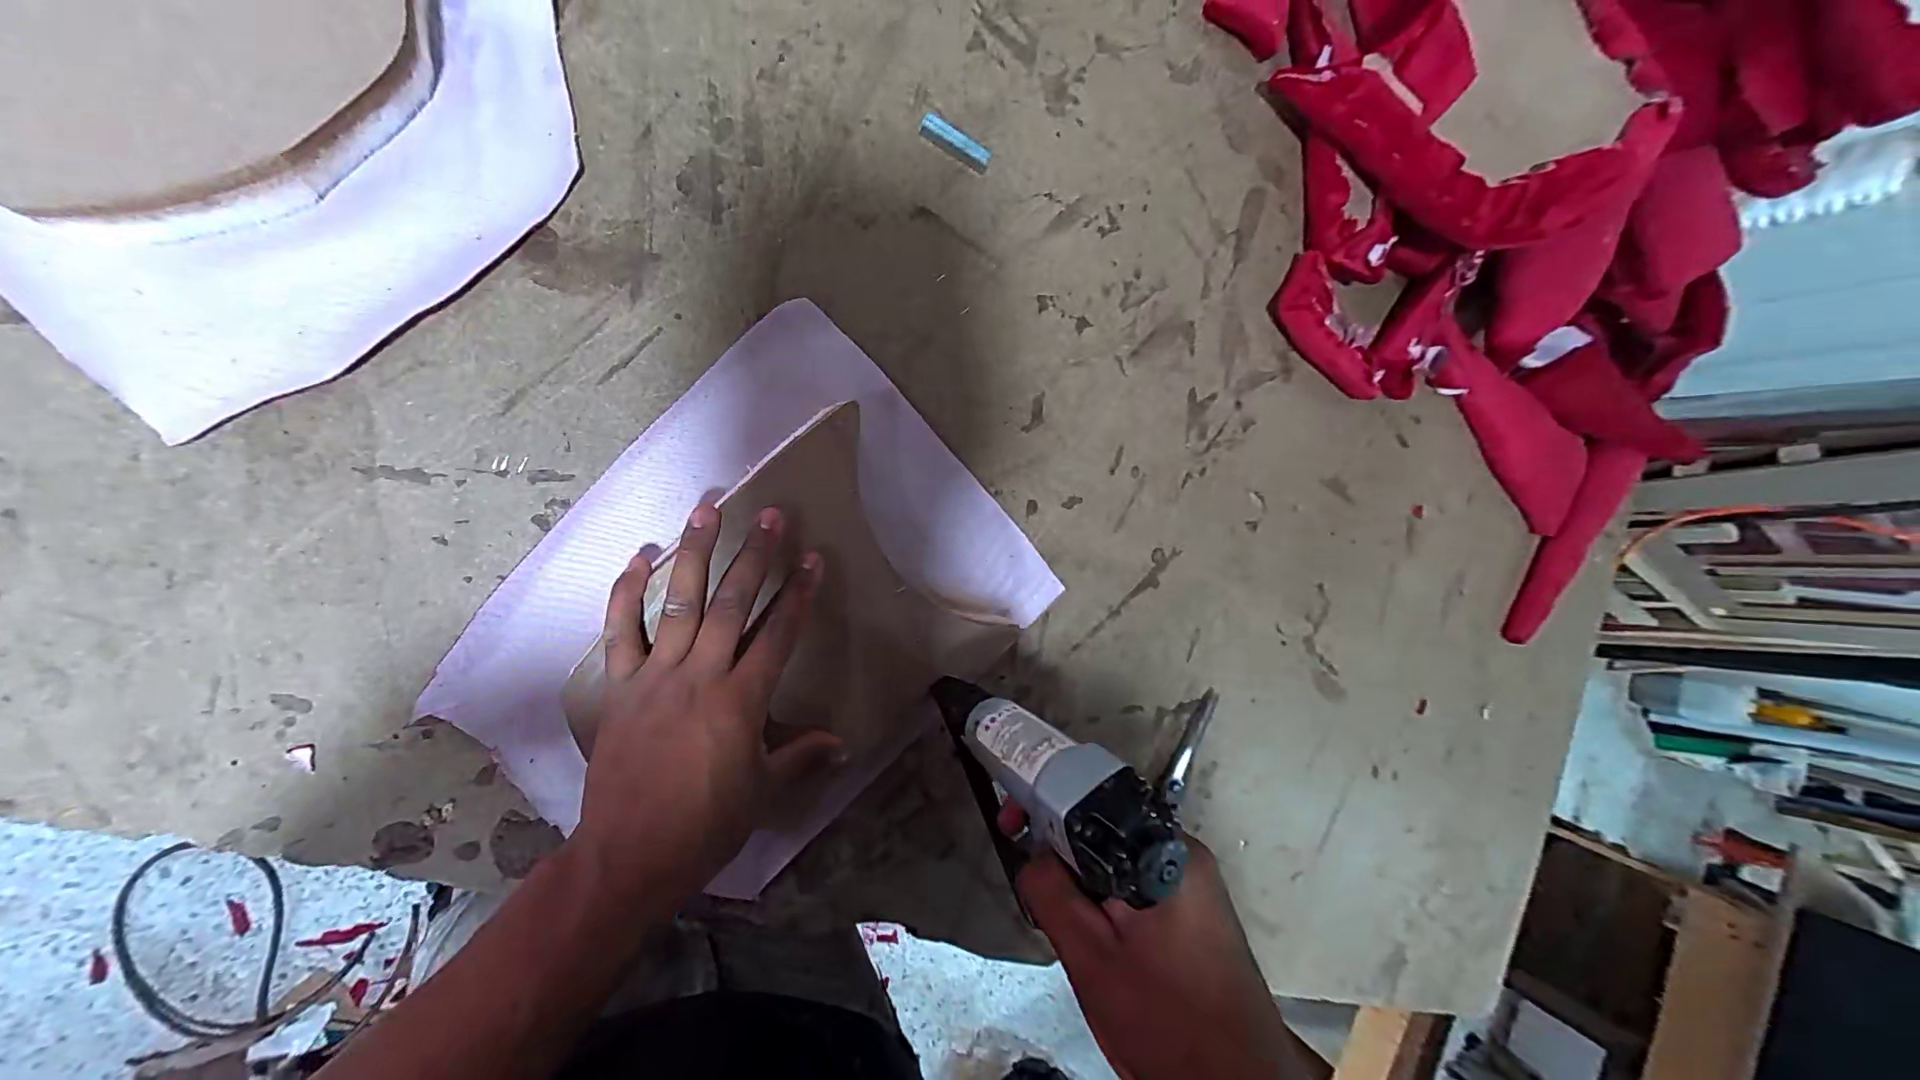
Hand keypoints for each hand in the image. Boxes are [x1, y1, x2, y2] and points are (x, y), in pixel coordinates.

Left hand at [571, 503, 845, 900]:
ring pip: (678, 602)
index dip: (799, 594)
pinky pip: (620, 631)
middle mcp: (700, 675)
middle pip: (732, 603)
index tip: (813, 559)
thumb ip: (800, 755)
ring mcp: (655, 676)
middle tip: (770, 516)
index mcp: (741, 699)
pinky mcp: (620, 687)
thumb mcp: (762, 789)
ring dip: (694, 553)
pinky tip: (639, 557)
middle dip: (756, 556)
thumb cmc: (707, 824)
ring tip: (706, 511)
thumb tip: (842, 745)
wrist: (630, 854)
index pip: (779, 634)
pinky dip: (627, 592)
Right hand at [1011, 824, 1330, 1079]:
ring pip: (1117, 856)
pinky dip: (1108, 898)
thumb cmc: (1165, 1018)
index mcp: (1163, 848)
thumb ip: (1051, 891)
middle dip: (1061, 851)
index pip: (1088, 802)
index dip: (1041, 804)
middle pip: (1103, 829)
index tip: (1011, 821)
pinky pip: (1137, 881)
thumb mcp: (1090, 955)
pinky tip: (1101, 939)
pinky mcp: (1196, 907)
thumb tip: (1031, 853)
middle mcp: (1184, 851)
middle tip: (1034, 884)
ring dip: (1084, 880)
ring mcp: (1194, 880)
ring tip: (1069, 927)